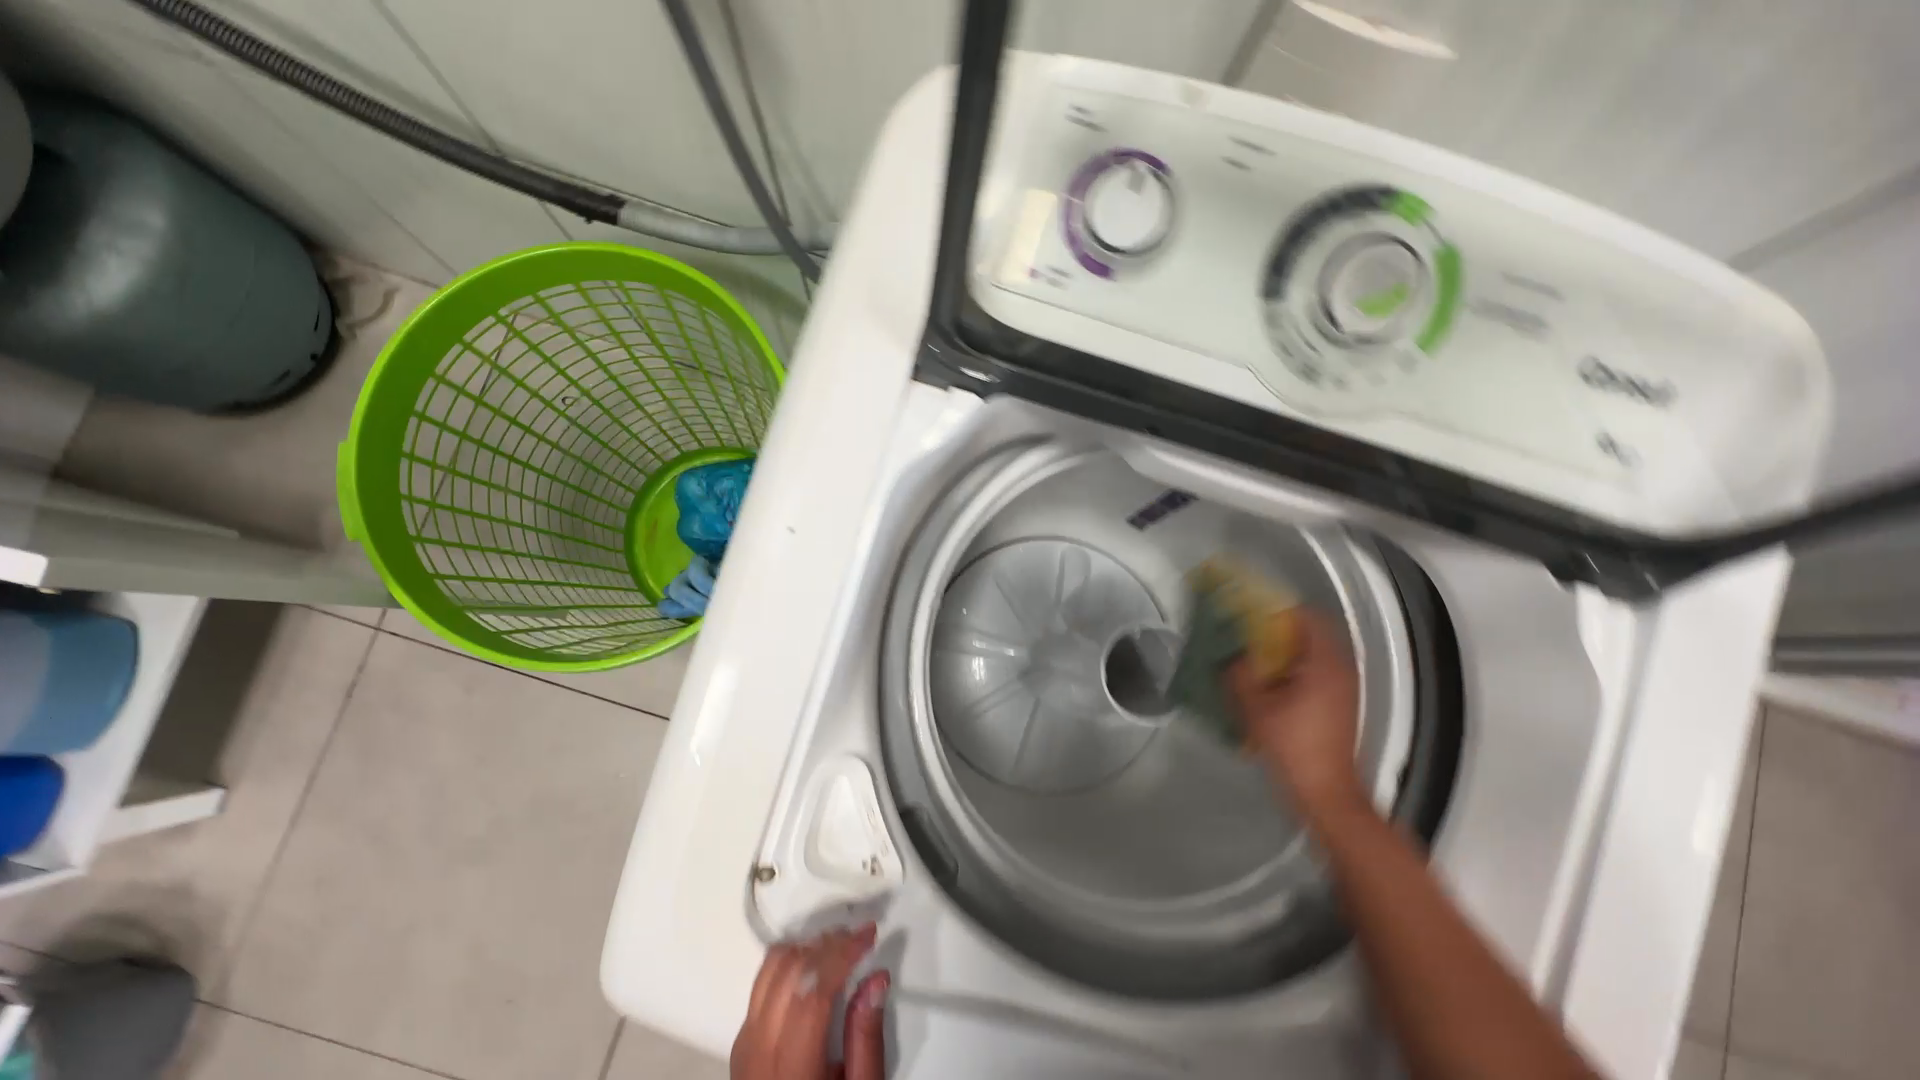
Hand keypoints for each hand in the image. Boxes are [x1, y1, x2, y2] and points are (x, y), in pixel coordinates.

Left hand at [731, 924, 889, 1079]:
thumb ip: (866, 1038)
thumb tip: (876, 979)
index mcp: (791, 1065)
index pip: (811, 990)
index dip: (841, 953)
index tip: (869, 934)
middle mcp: (758, 1047)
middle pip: (787, 972)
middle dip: (826, 944)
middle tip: (859, 935)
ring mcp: (743, 1041)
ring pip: (769, 970)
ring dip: (805, 948)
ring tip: (839, 946)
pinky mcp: (740, 1039)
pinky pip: (761, 984)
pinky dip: (789, 963)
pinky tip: (814, 967)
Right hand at [1226, 608, 1366, 818]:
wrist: (1326, 793)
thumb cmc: (1293, 747)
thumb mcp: (1256, 709)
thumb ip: (1241, 675)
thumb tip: (1233, 657)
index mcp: (1324, 663)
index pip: (1307, 617)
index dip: (1277, 611)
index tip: (1250, 615)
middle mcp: (1342, 669)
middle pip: (1312, 634)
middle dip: (1279, 631)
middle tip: (1248, 637)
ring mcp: (1347, 688)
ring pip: (1315, 655)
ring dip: (1287, 653)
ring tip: (1256, 662)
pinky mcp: (1343, 706)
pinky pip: (1319, 673)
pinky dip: (1296, 671)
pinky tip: (1272, 688)